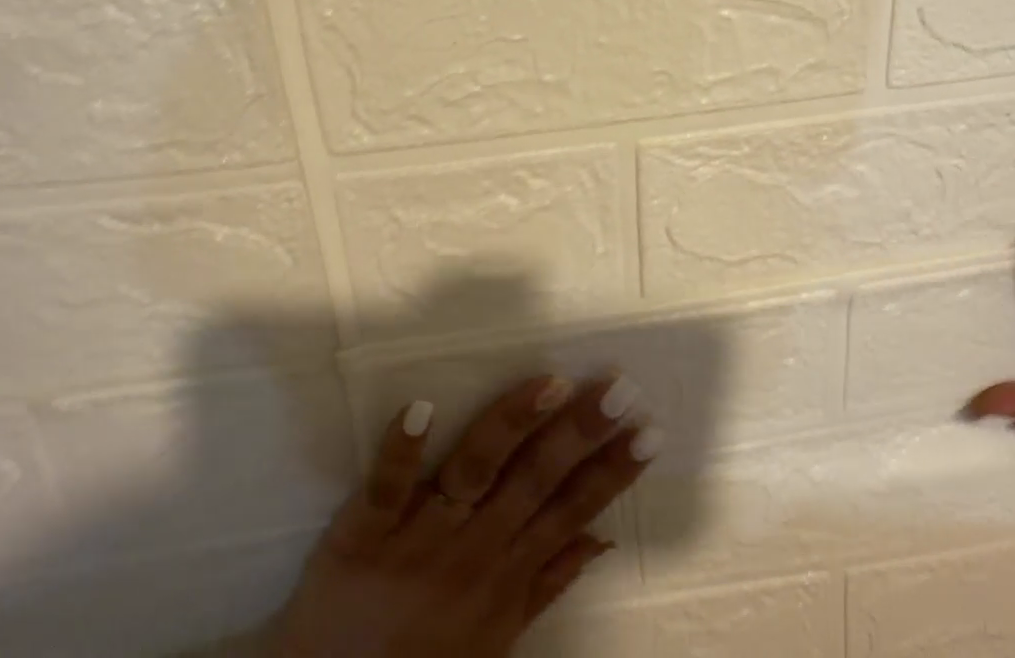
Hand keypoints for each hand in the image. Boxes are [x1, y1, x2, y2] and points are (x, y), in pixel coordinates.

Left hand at [259, 375, 658, 657]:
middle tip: (620, 388)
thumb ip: (548, 583)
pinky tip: (423, 406)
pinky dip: (403, 451)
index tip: (651, 431)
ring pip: (475, 470)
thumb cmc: (424, 657)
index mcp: (508, 571)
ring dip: (513, 425)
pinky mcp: (363, 534)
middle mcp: (475, 549)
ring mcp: (420, 539)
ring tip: (551, 383)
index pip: (572, 509)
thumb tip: (601, 540)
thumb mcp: (500, 633)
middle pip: (535, 480)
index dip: (613, 471)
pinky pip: (385, 488)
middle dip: (581, 433)